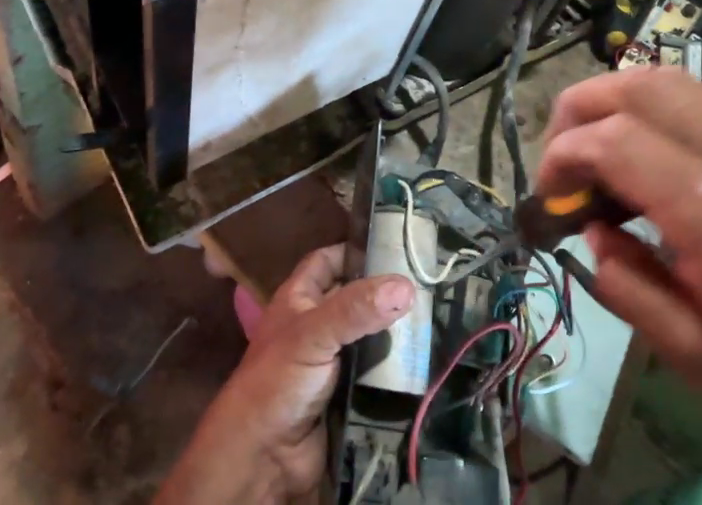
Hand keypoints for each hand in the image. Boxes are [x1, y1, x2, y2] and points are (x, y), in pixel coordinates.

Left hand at [157, 245, 413, 504]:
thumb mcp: (312, 334)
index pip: (327, 261)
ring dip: (397, 333)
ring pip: (371, 336)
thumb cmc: (276, 381)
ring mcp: (334, 360)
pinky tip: (426, 359)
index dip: (353, 250)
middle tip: (429, 286)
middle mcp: (316, 325)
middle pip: (356, 299)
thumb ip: (354, 309)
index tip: (394, 245)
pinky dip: (398, 368)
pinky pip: (379, 373)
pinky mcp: (350, 393)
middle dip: (386, 293)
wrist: (263, 456)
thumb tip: (405, 286)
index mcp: (299, 300)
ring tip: (438, 320)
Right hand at [537, 68, 701, 502]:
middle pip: (636, 84)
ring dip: (613, 104)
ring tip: (595, 161)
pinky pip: (694, 105)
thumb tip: (595, 236)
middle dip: (578, 112)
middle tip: (563, 170)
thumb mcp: (697, 356)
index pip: (610, 139)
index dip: (561, 159)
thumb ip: (628, 289)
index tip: (550, 205)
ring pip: (668, 81)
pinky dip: (647, 115)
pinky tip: (643, 171)